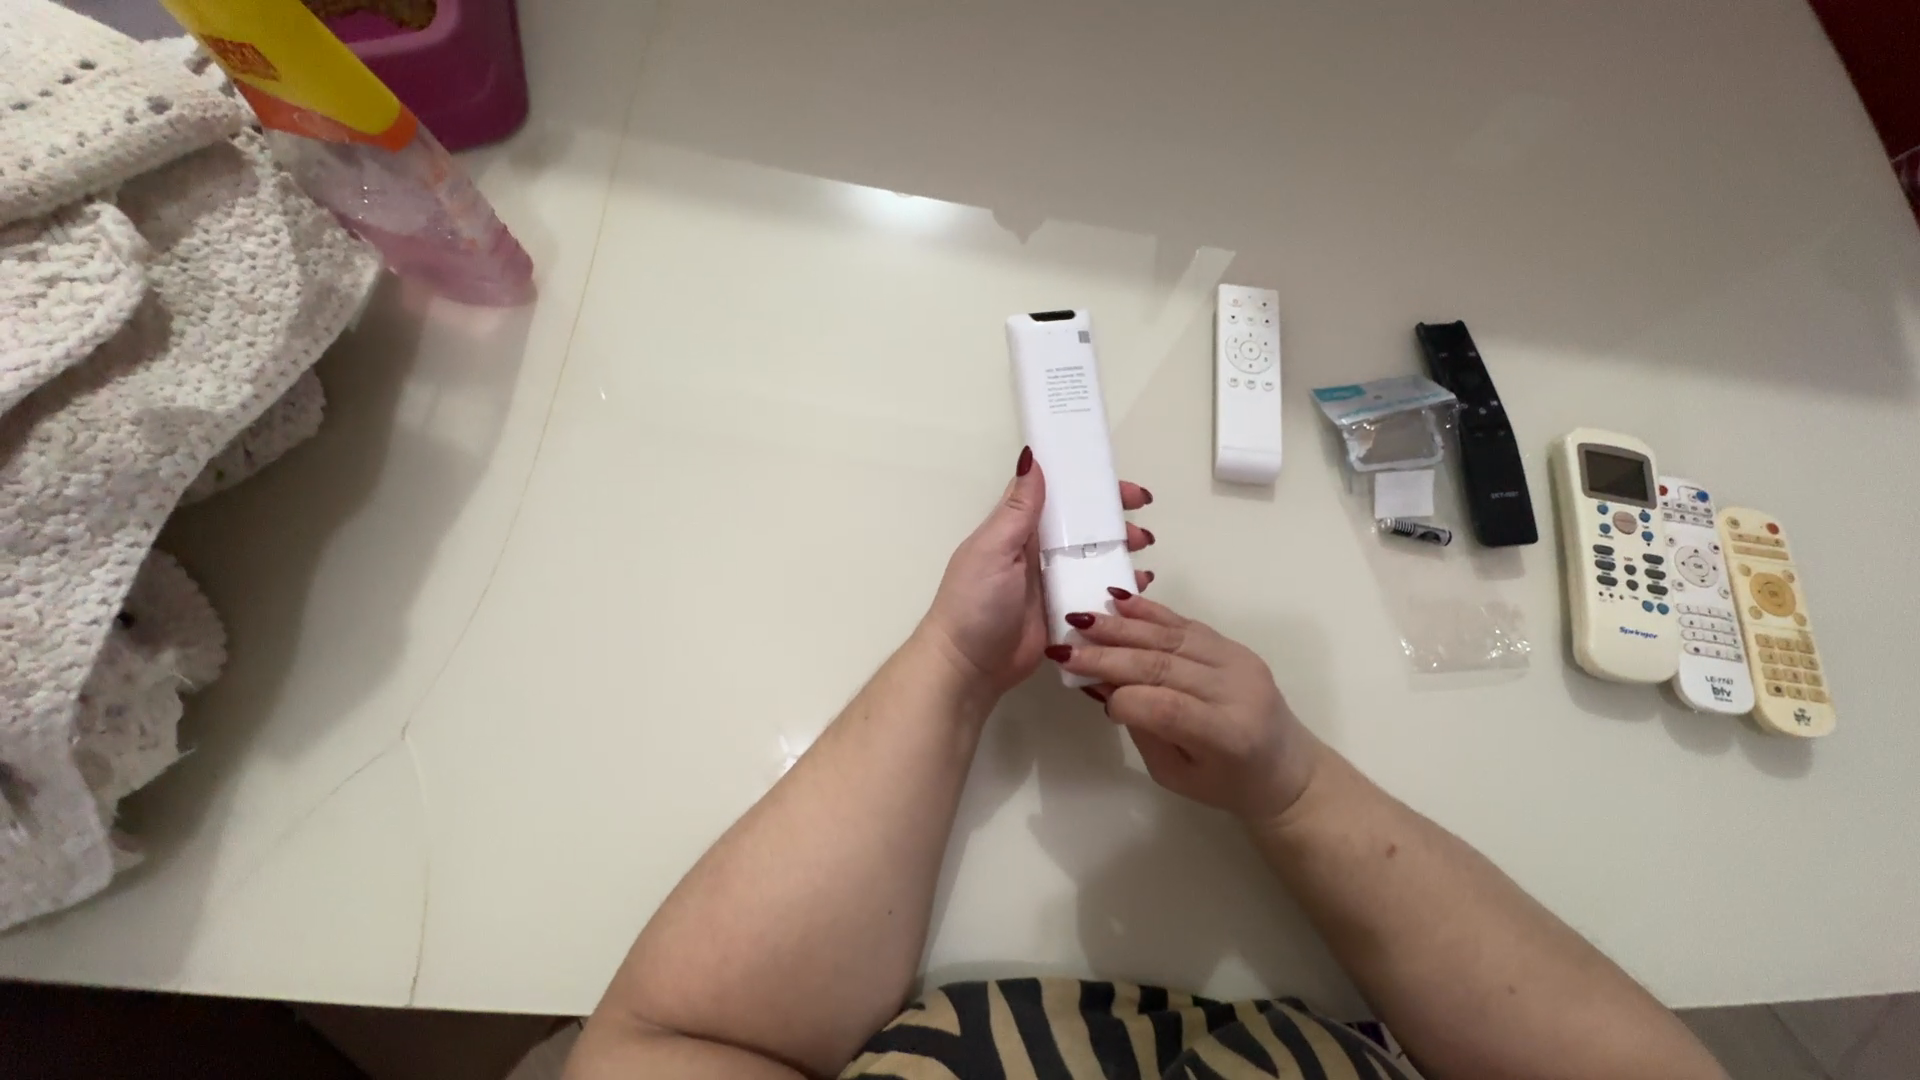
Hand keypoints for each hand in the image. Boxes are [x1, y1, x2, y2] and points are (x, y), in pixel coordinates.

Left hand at [916, 446, 1155, 700]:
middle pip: (1084, 527)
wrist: (968, 667)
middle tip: (1143, 528)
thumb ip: (1017, 508)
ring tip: (1143, 554)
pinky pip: (1097, 593)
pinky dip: (1119, 587)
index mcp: (1018, 530)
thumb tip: (1032, 456)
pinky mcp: (1065, 613)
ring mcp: (1052, 583)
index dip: (1089, 486)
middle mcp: (1037, 552)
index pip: (1057, 496)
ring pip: (1095, 558)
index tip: (1121, 486)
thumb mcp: (993, 549)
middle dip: (1116, 522)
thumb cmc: (974, 602)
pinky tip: (1139, 586)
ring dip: (1122, 552)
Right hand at [1045, 593, 1321, 821]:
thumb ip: (1142, 729)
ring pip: (1170, 638)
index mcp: (1227, 736)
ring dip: (1121, 627)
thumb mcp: (1176, 774)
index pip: (1166, 707)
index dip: (1123, 698)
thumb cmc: (1226, 783)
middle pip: (1162, 665)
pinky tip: (1118, 601)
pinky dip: (1149, 611)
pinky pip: (1186, 624)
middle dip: (1107, 655)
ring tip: (1082, 620)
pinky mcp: (1234, 646)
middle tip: (1064, 647)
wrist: (1285, 768)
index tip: (1088, 692)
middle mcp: (1236, 691)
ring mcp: (1238, 662)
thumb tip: (1101, 685)